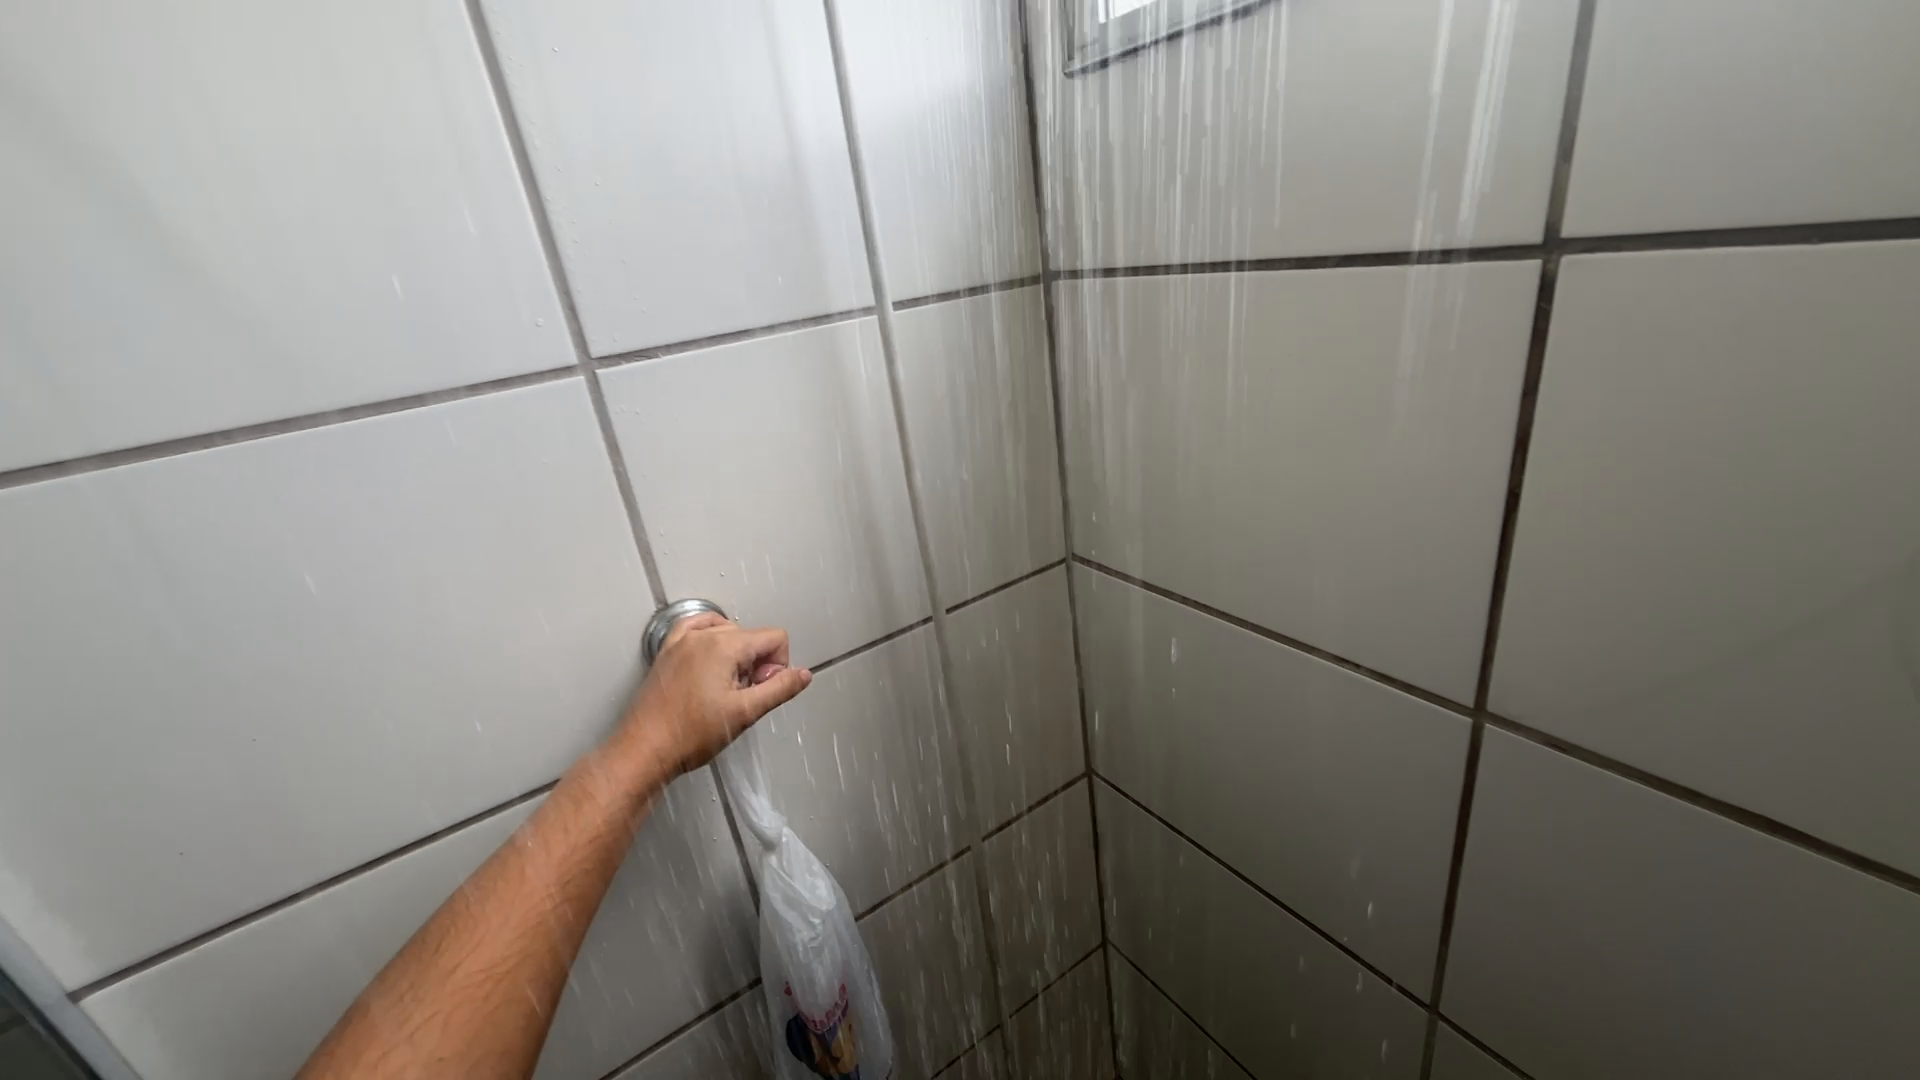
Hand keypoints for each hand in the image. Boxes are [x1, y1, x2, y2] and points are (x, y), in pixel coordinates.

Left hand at [618, 613, 811, 775]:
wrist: (643, 750)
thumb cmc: (687, 735)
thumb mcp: (745, 714)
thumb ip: (780, 689)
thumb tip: (802, 675)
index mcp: (724, 646)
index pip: (775, 638)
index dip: (778, 666)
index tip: (761, 690)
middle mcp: (702, 637)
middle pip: (752, 636)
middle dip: (757, 664)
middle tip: (743, 696)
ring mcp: (682, 642)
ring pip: (728, 633)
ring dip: (736, 656)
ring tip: (725, 688)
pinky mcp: (668, 653)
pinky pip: (697, 630)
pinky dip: (711, 641)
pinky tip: (712, 666)